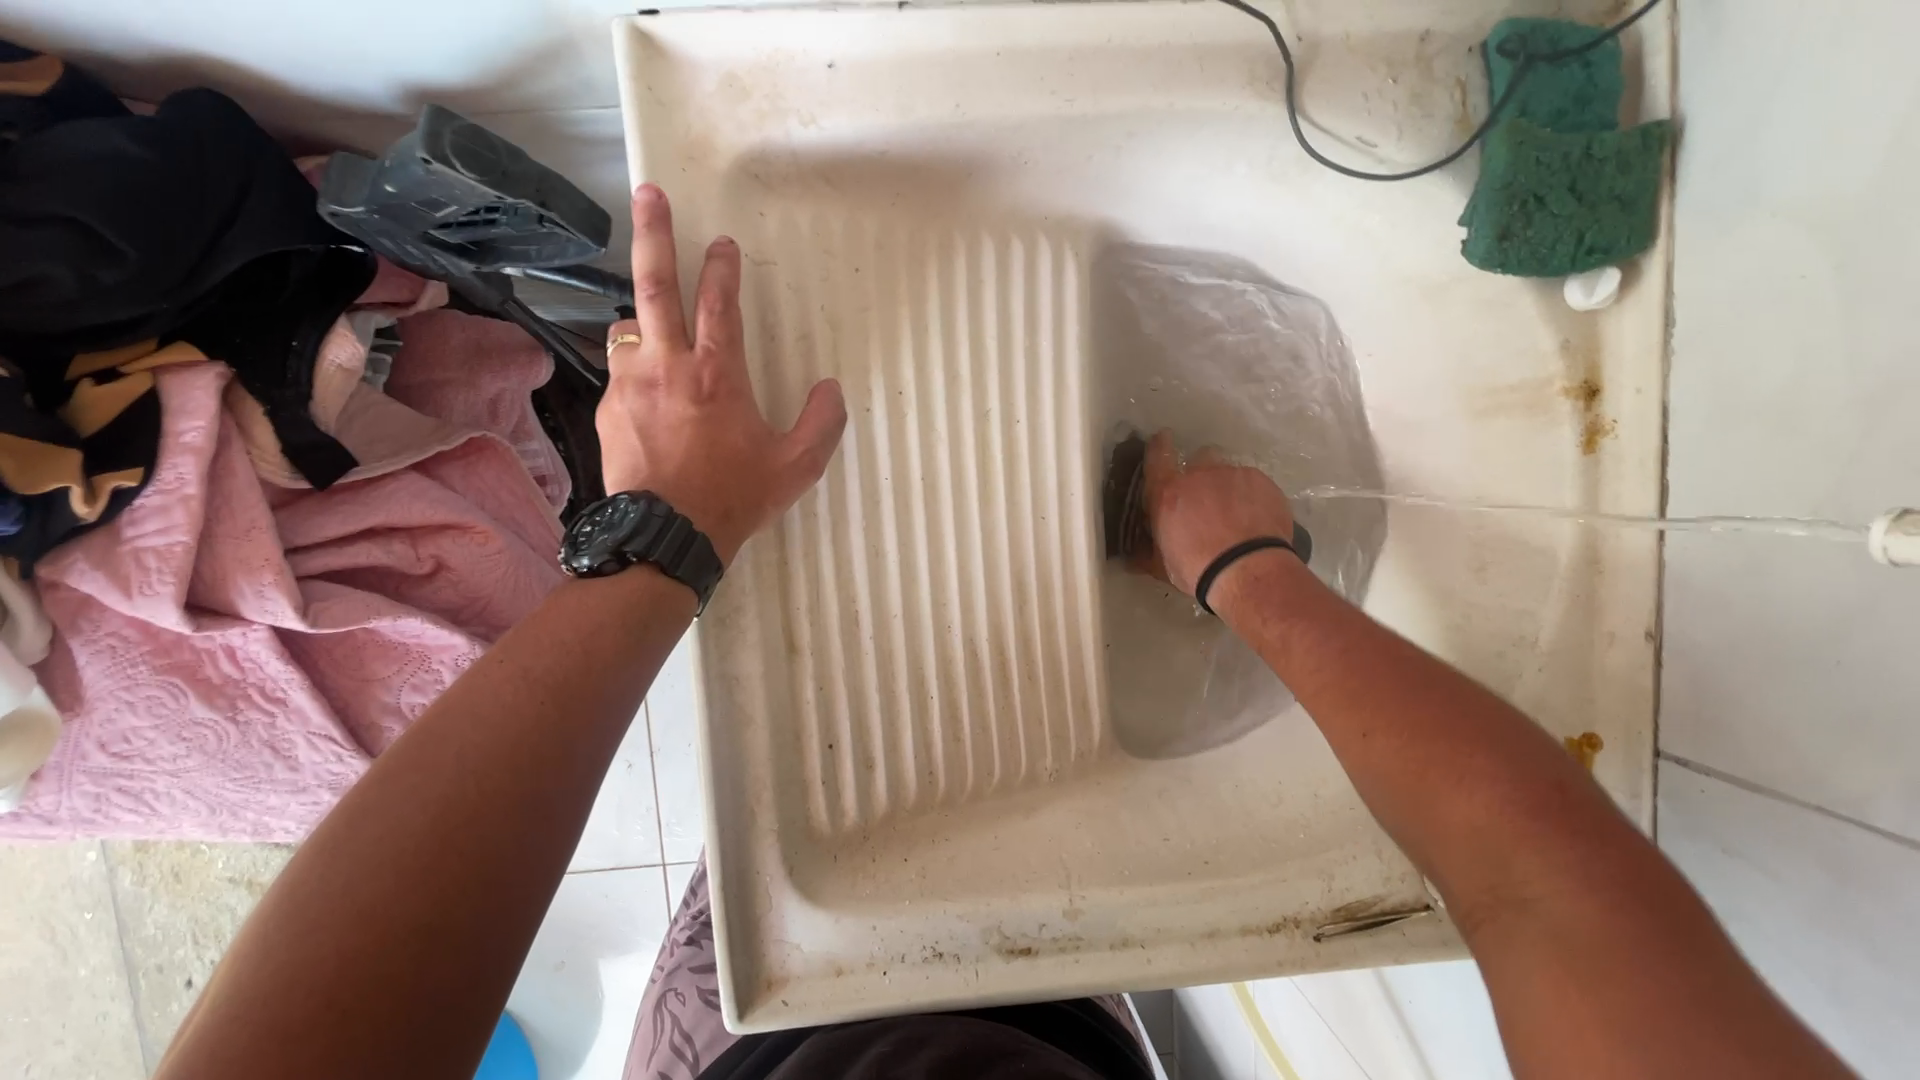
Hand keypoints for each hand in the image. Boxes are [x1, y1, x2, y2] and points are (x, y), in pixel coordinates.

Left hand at [597, 184, 846, 565]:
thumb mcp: (796, 467)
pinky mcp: (607, 410)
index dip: (722, 266)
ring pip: (629, 328)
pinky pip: (619, 372)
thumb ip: (822, 423)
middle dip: (654, 234)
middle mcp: (668, 366)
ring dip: (643, 317)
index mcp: (717, 373)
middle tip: (649, 194)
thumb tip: (832, 389)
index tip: (722, 242)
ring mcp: (630, 385)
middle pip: (655, 285)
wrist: (666, 537)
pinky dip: (634, 367)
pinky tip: (645, 388)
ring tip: (654, 324)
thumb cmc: (734, 498)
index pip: (719, 301)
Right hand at [1141, 430, 1295, 596]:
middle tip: (1207, 498)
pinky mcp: (1260, 481)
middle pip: (1199, 459)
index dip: (1159, 446)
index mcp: (1166, 494)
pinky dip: (1252, 496)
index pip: (1157, 458)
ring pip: (1228, 471)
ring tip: (1236, 511)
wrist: (1246, 570)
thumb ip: (1147, 554)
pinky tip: (1256, 518)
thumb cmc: (1197, 569)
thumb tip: (1130, 560)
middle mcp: (1197, 475)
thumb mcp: (1162, 566)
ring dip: (1228, 485)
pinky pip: (1253, 482)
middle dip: (1201, 472)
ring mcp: (1231, 475)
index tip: (1163, 438)